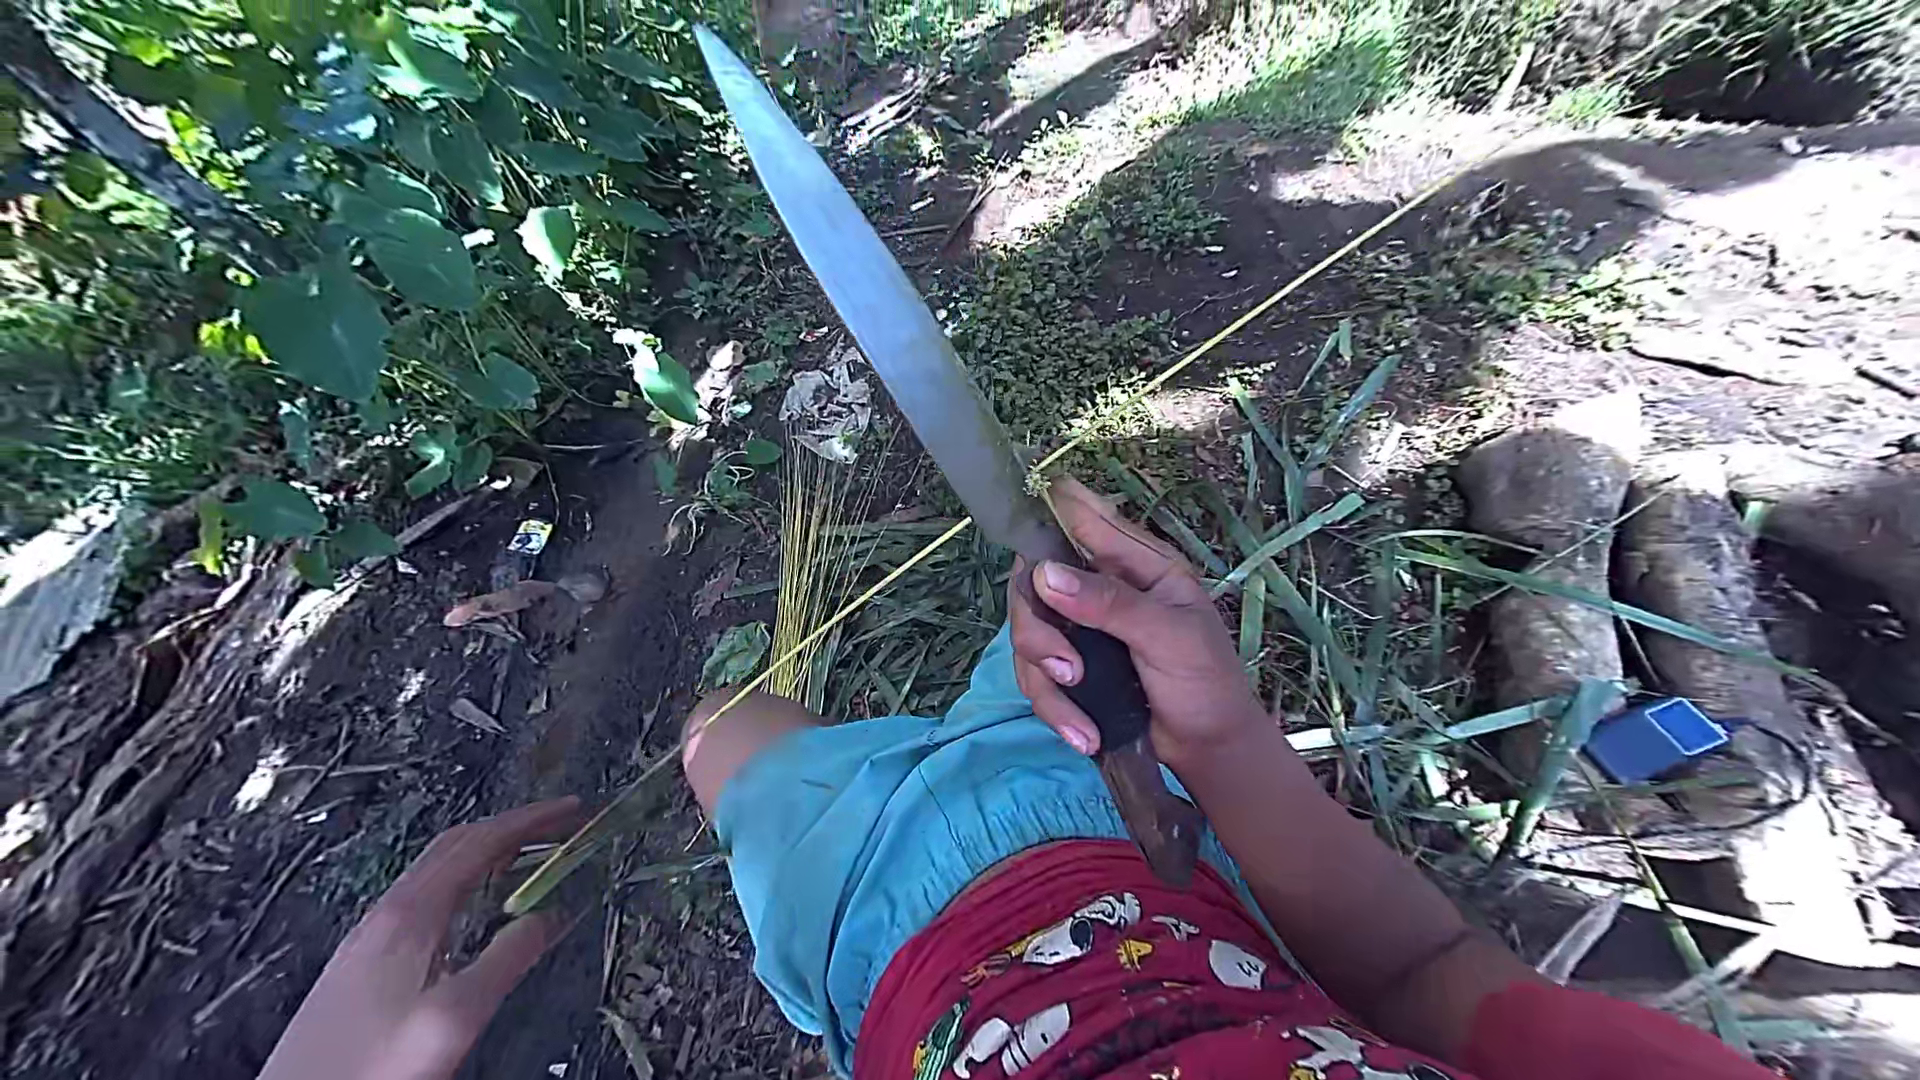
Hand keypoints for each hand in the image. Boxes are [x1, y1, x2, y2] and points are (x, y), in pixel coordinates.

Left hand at [259, 798, 580, 1079]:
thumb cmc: (372, 1070)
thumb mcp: (455, 1018)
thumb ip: (509, 957)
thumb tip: (551, 914)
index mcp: (411, 913)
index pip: (481, 841)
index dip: (532, 818)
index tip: (574, 807)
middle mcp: (387, 913)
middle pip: (457, 843)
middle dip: (514, 824)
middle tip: (561, 825)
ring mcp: (368, 937)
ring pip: (439, 867)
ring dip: (491, 847)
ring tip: (533, 855)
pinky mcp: (361, 962)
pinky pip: (427, 893)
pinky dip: (469, 875)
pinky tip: (482, 901)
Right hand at [1009, 477, 1266, 769]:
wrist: (1207, 747)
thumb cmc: (1205, 681)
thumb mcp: (1170, 637)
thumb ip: (1112, 604)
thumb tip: (1045, 574)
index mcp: (1134, 562)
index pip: (1082, 515)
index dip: (1045, 511)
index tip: (1020, 528)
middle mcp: (1098, 585)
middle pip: (1032, 580)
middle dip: (1037, 629)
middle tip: (1065, 668)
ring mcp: (1078, 624)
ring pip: (1026, 629)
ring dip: (1042, 673)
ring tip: (1080, 715)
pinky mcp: (1067, 662)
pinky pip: (1033, 672)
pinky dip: (1051, 706)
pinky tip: (1082, 735)